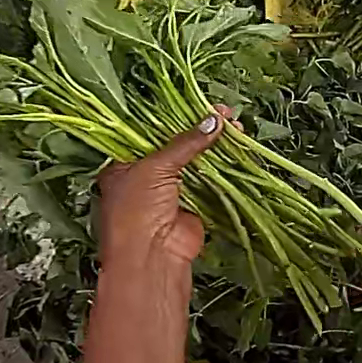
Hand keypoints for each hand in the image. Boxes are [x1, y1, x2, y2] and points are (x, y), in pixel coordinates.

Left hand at [96, 106, 228, 270]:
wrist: (152, 256)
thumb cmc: (136, 211)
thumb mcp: (155, 168)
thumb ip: (185, 143)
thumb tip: (212, 120)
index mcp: (125, 164)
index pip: (153, 131)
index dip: (178, 117)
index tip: (202, 105)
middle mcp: (147, 175)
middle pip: (178, 145)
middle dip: (201, 129)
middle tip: (224, 114)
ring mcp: (172, 190)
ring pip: (196, 161)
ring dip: (216, 145)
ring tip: (236, 128)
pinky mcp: (193, 203)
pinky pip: (210, 179)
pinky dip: (224, 165)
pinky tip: (236, 150)